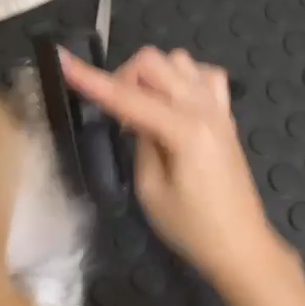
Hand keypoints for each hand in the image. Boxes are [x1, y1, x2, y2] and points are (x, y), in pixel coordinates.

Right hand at [59, 46, 291, 287]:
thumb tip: (133, 116)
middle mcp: (203, 108)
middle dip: (124, 76)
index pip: (127, 97)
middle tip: (115, 113)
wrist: (241, 245)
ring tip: (143, 110)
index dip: (90, 79)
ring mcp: (218, 107)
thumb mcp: (150, 189)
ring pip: (177, 60)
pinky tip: (172, 103)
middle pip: (154, 61)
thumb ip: (140, 141)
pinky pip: (203, 74)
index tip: (63, 60)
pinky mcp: (225, 114)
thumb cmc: (192, 228)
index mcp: (184, 130)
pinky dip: (182, 78)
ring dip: (152, 75)